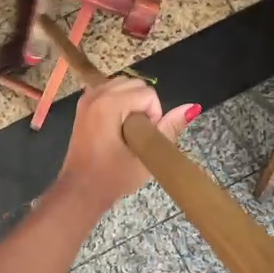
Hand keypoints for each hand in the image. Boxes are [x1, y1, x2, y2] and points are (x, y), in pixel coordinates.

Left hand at [53, 78, 196, 211]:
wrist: (81, 189)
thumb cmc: (113, 177)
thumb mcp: (146, 155)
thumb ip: (169, 128)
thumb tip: (192, 107)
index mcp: (109, 105)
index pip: (148, 93)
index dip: (154, 115)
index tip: (144, 138)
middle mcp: (96, 95)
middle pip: (134, 84)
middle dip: (143, 105)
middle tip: (138, 134)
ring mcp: (87, 99)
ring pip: (121, 84)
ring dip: (131, 102)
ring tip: (128, 130)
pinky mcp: (83, 105)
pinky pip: (108, 91)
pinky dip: (118, 101)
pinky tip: (117, 125)